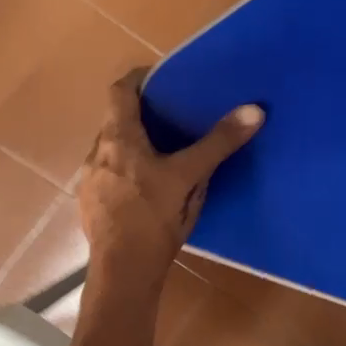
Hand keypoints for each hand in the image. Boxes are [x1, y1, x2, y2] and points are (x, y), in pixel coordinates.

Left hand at [78, 69, 262, 271]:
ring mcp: (91, 180)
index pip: (120, 91)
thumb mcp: (191, 177)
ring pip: (114, 150)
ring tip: (167, 154)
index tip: (162, 76)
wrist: (123, 270)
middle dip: (143, 115)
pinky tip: (151, 190)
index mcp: (118, 138)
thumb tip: (254, 110)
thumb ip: (219, 143)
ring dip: (136, 146)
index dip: (139, 77)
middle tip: (175, 117)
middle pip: (117, 121)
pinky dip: (130, 171)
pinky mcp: (91, 204)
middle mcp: (97, 153)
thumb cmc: (154, 217)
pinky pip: (111, 175)